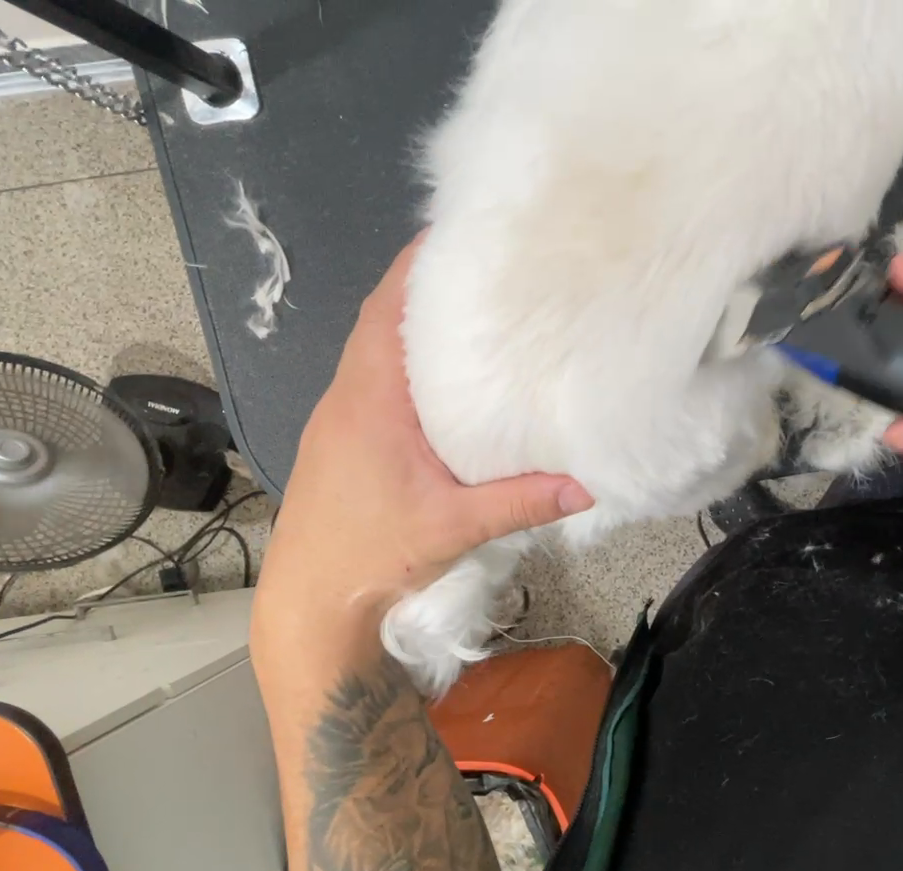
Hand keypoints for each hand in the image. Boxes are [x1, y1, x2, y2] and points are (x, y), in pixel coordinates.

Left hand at [256, 235, 592, 630]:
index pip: (385, 308)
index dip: (416, 265)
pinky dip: (415, 369)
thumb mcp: (454, 528)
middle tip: (492, 275)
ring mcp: (343, 420)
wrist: (313, 604)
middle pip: (385, 321)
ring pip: (381, 354)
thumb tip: (590, 485)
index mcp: (369, 399)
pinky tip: (454, 387)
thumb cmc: (371, 555)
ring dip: (421, 331)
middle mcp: (349, 396)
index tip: (461, 235)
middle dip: (431, 291)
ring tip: (480, 319)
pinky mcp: (347, 444)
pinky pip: (382, 385)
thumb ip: (522, 502)